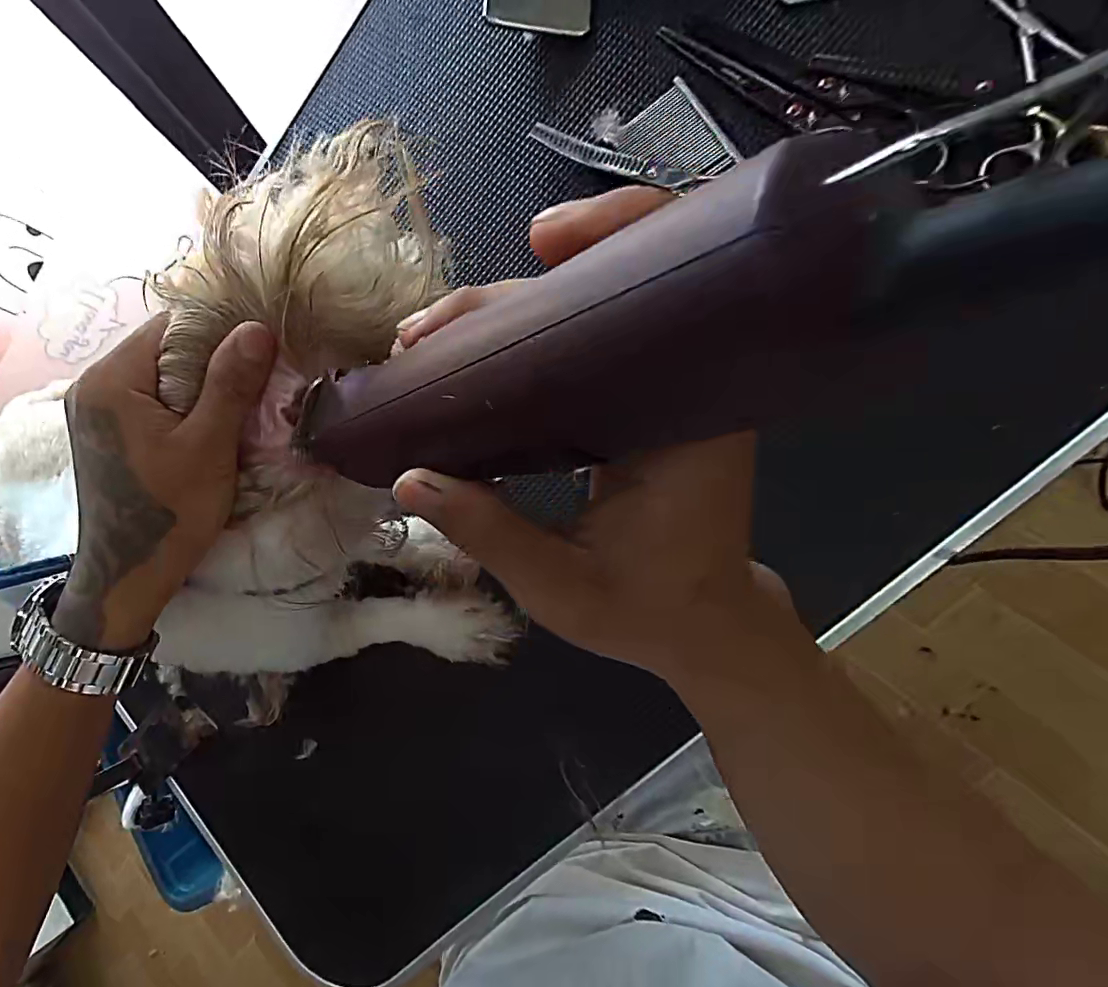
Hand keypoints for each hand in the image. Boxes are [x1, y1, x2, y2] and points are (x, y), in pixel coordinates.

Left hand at [53, 313, 277, 649]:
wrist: (130, 577)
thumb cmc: (170, 513)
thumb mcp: (208, 446)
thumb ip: (230, 384)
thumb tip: (257, 328)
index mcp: (111, 380)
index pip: (169, 326)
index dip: (218, 334)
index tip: (255, 359)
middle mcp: (92, 386)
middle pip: (162, 350)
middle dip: (208, 365)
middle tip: (248, 393)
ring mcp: (93, 413)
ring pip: (157, 378)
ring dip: (196, 390)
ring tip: (229, 416)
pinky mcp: (104, 437)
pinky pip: (147, 403)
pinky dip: (178, 410)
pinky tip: (202, 434)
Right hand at [391, 186, 777, 674]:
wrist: (699, 628)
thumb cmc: (646, 612)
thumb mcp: (561, 585)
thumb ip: (489, 533)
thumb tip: (408, 480)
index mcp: (689, 415)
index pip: (668, 289)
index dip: (614, 237)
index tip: (540, 242)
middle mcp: (682, 386)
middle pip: (603, 296)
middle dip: (508, 297)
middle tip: (425, 330)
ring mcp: (655, 395)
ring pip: (584, 320)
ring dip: (505, 315)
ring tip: (431, 337)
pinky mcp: (630, 410)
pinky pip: (579, 353)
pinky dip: (524, 343)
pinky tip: (472, 356)